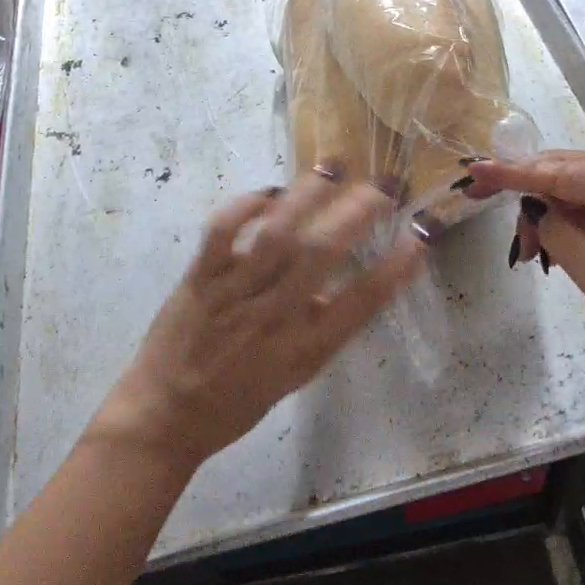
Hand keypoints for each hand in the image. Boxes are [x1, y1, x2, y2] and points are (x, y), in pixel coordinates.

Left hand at [89, 175, 425, 468]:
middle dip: (358, 214)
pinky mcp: (199, 279)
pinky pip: (223, 233)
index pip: (361, 303)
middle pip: (323, 255)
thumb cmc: (235, 402)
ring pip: (277, 235)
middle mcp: (275, 316)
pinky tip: (269, 192)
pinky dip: (246, 207)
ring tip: (333, 168)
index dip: (394, 267)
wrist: (164, 416)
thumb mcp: (293, 376)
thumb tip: (348, 284)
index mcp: (305, 348)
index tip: (420, 235)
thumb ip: (322, 330)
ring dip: (309, 197)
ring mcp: (235, 294)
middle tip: (384, 186)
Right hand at [467, 151, 584, 402]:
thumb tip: (532, 209)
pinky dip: (561, 218)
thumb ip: (558, 234)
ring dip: (541, 207)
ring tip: (526, 247)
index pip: (559, 171)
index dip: (513, 171)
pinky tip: (547, 243)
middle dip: (523, 186)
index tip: (474, 170)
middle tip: (480, 202)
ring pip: (571, 185)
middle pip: (563, 168)